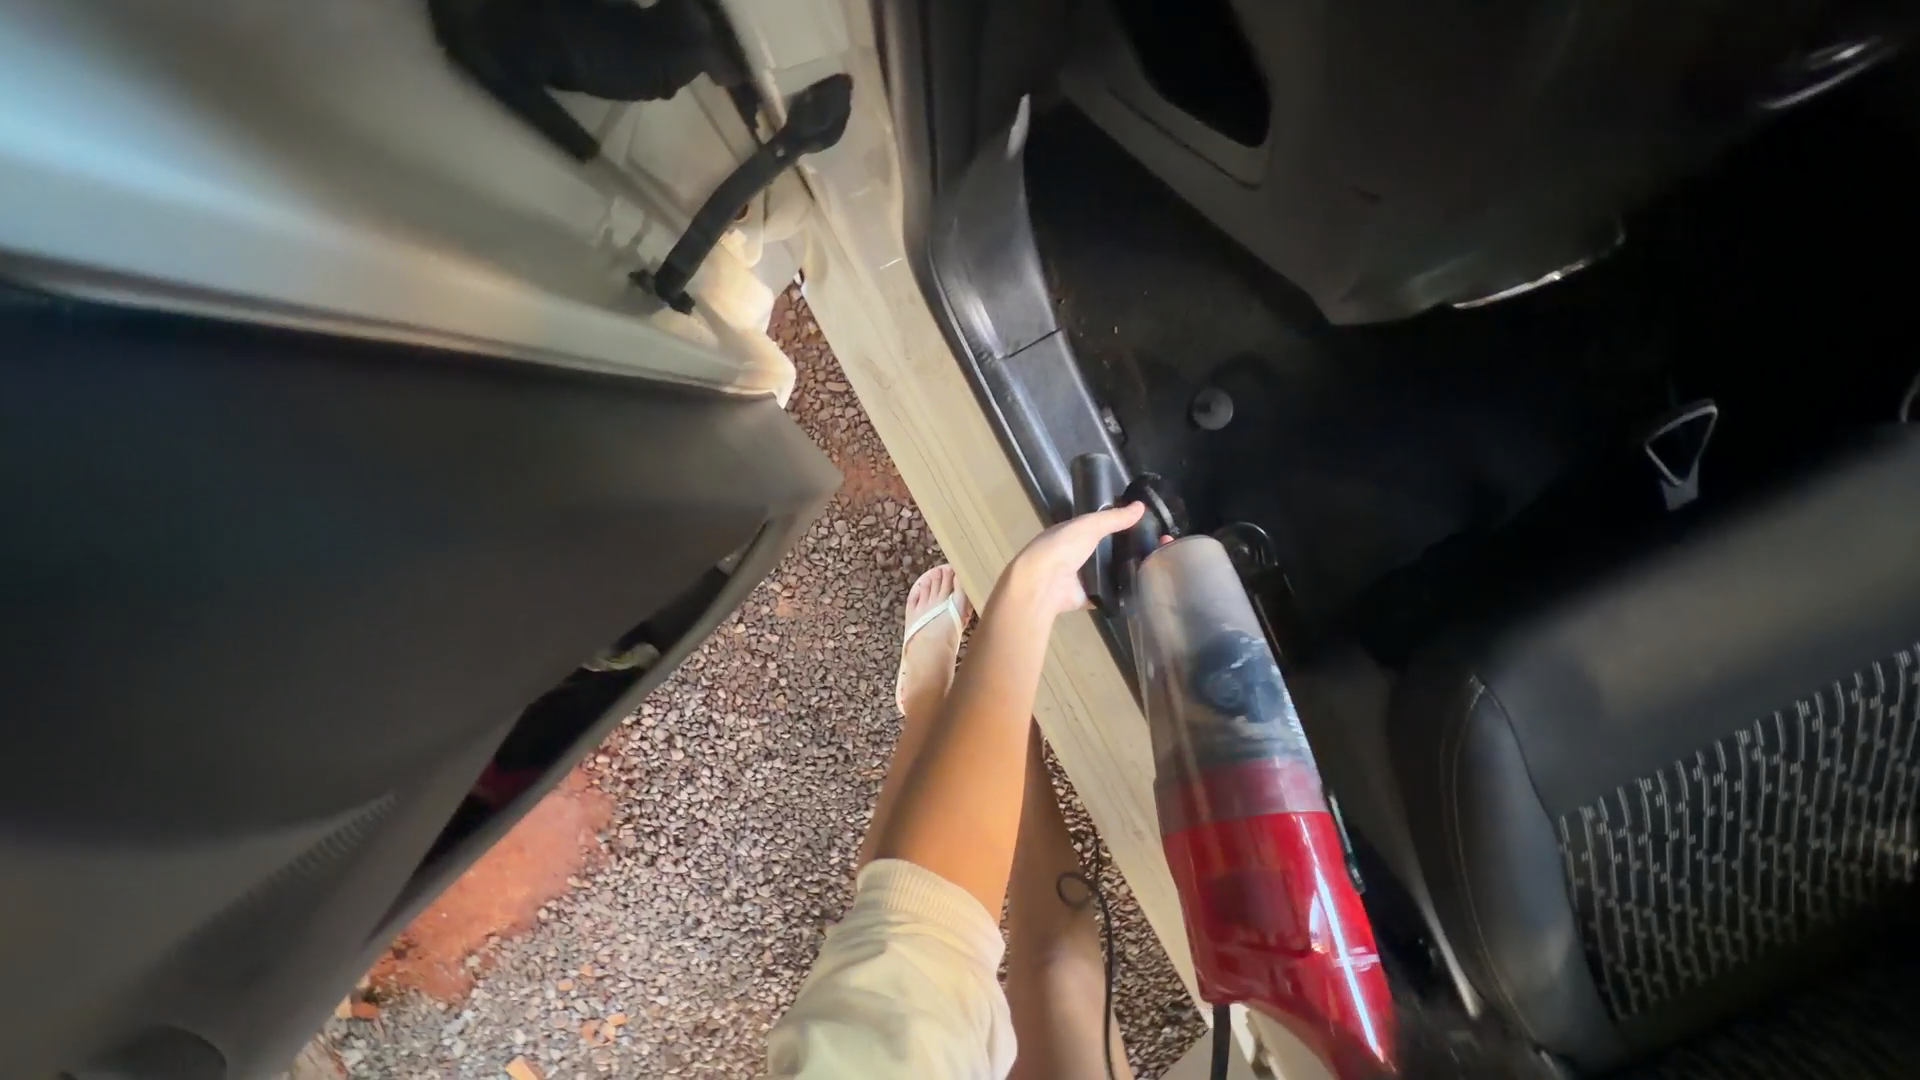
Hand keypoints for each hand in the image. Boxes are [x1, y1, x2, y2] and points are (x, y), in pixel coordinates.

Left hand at [999, 501, 1146, 618]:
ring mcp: (1078, 578)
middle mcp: (1073, 555)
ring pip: (1105, 573)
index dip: (1115, 525)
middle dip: (1122, 550)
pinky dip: (1117, 595)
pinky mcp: (1084, 597)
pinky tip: (1137, 590)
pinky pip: (1104, 595)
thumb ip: (1114, 518)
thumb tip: (1142, 505)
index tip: (1140, 524)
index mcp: (1070, 534)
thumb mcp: (1090, 526)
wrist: (1043, 583)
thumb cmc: (1062, 547)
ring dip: (1121, 571)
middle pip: (1102, 551)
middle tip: (1151, 548)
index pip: (1096, 526)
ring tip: (1150, 567)